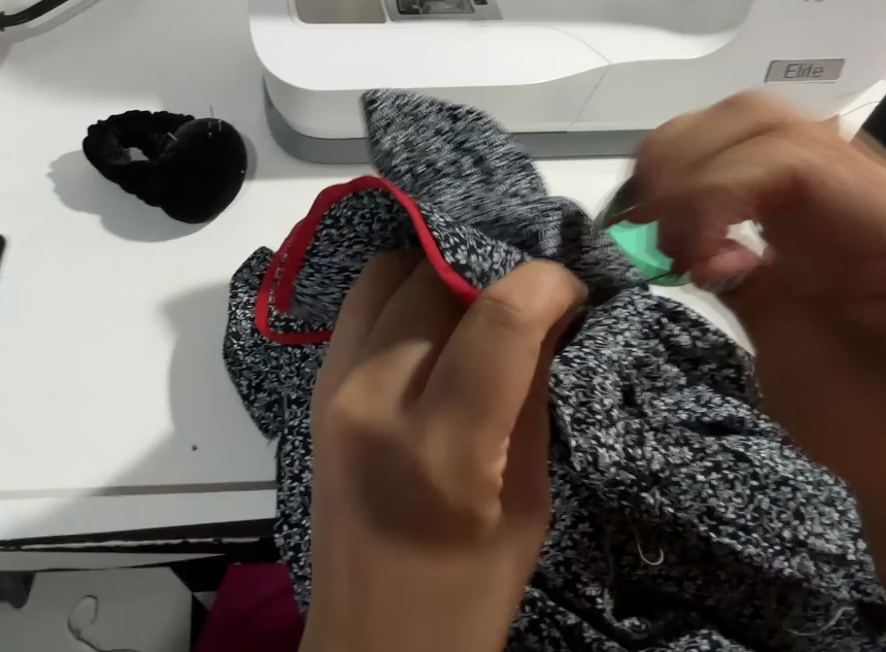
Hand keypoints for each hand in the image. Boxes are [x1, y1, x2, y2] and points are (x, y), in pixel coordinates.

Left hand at [302, 252, 584, 651]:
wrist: (370, 637)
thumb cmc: (468, 592)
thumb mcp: (529, 501)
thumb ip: (532, 393)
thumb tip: (548, 312)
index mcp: (442, 447)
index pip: (497, 319)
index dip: (544, 284)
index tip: (570, 289)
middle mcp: (372, 397)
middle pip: (433, 279)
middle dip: (491, 271)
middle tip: (524, 298)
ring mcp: (332, 383)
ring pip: (387, 274)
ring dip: (440, 270)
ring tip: (476, 300)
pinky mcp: (315, 381)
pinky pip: (360, 303)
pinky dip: (401, 290)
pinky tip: (433, 317)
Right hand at [617, 94, 885, 544]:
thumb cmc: (875, 425)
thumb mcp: (808, 366)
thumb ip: (752, 288)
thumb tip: (691, 248)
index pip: (793, 160)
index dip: (715, 191)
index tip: (679, 255)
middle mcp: (881, 187)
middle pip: (763, 120)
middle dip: (688, 164)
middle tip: (649, 228)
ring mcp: (844, 185)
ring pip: (744, 122)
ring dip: (680, 159)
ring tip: (653, 221)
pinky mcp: (808, 196)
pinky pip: (738, 151)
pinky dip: (688, 170)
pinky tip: (672, 216)